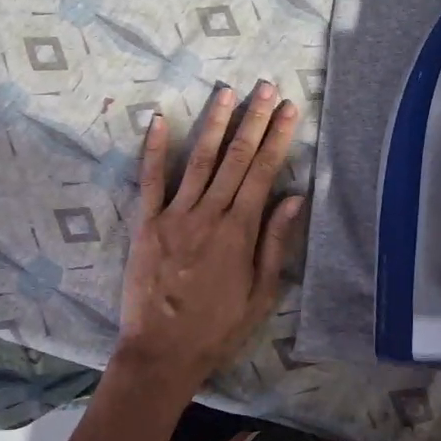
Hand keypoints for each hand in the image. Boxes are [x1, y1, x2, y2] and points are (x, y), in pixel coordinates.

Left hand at [115, 82, 304, 392]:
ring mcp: (175, 215)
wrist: (162, 353)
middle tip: (264, 86)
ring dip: (215, 122)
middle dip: (253, 119)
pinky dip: (156, 149)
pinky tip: (160, 120)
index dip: (277, 137)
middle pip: (236, 157)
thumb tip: (293, 197)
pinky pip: (151, 180)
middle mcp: (209, 214)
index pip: (263, 172)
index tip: (289, 108)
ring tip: (227, 91)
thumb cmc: (218, 328)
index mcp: (240, 231)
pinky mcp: (147, 223)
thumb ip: (276, 243)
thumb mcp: (261, 295)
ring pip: (200, 159)